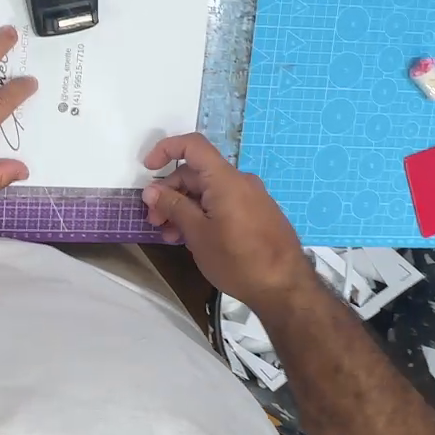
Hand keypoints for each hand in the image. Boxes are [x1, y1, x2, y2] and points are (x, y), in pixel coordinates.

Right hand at [141, 133, 313, 307]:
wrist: (286, 289)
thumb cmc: (237, 259)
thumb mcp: (197, 233)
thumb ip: (172, 206)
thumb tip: (151, 190)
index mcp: (225, 180)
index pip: (193, 146)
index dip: (166, 150)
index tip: (147, 169)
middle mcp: (240, 182)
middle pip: (197, 174)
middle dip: (170, 193)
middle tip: (154, 220)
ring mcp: (251, 198)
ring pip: (208, 192)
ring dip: (184, 208)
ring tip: (171, 236)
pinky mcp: (257, 214)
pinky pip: (223, 204)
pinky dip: (203, 214)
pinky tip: (193, 239)